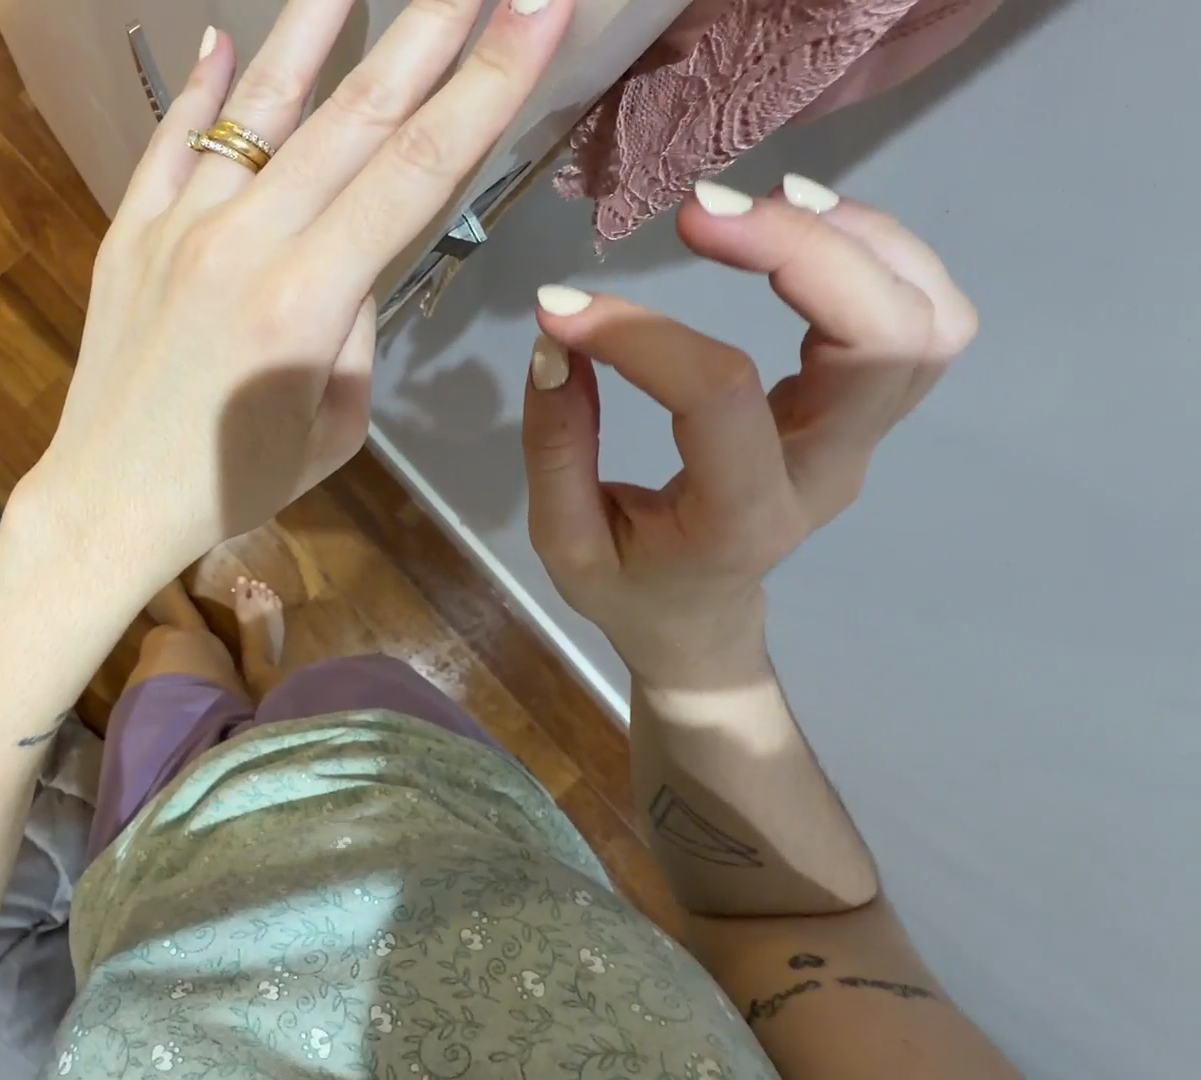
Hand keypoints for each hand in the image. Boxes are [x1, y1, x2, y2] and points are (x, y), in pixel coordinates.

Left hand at [25, 0, 574, 591]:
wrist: (108, 501)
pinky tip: (222, 45)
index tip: (539, 9)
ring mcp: (176, 229)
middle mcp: (243, 244)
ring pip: (259, 109)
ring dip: (315, 28)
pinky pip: (171, 146)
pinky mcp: (127, 235)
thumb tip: (352, 262)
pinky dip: (201, 94)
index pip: (416, 171)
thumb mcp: (331, 428)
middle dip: (432, 32)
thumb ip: (353, 330)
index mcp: (306, 302)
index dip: (488, 84)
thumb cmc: (231, 484)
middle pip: (354, 117)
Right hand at [521, 180, 977, 687]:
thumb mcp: (562, 538)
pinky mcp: (860, 416)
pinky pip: (916, 320)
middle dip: (797, 252)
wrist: (698, 623)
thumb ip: (556, 444)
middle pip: (881, 339)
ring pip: (926, 320)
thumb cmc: (626, 588)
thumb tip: (558, 336)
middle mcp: (826, 474)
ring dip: (855, 242)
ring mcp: (859, 443)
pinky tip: (803, 224)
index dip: (638, 335)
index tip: (559, 307)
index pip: (717, 397)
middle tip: (698, 212)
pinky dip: (876, 255)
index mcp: (741, 519)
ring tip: (764, 204)